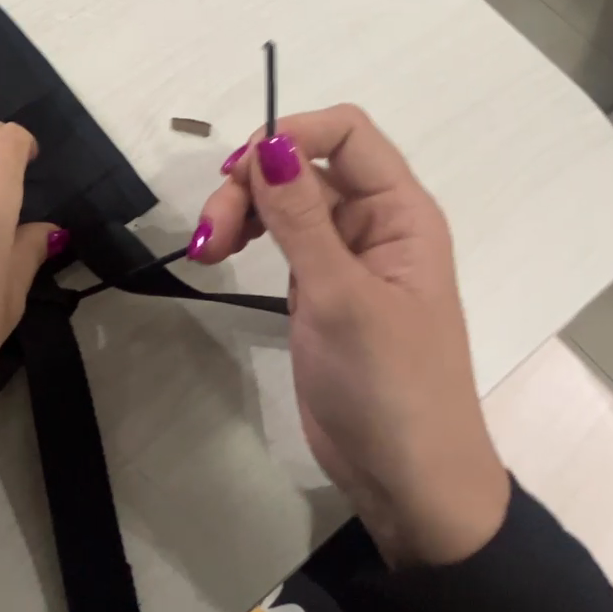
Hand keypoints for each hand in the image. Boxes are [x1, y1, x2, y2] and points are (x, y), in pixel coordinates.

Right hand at [193, 105, 509, 567]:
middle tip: (210, 233)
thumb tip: (268, 142)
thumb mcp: (340, 296)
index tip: (239, 168)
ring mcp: (343, 253)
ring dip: (239, 211)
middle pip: (303, 165)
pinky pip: (277, 236)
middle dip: (251, 185)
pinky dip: (245, 236)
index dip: (292, 132)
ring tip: (207, 250)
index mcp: (400, 213)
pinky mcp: (317, 283)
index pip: (348, 134)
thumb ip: (300, 218)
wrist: (405, 478)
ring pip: (282, 199)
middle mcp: (373, 221)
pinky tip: (220, 255)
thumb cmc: (389, 385)